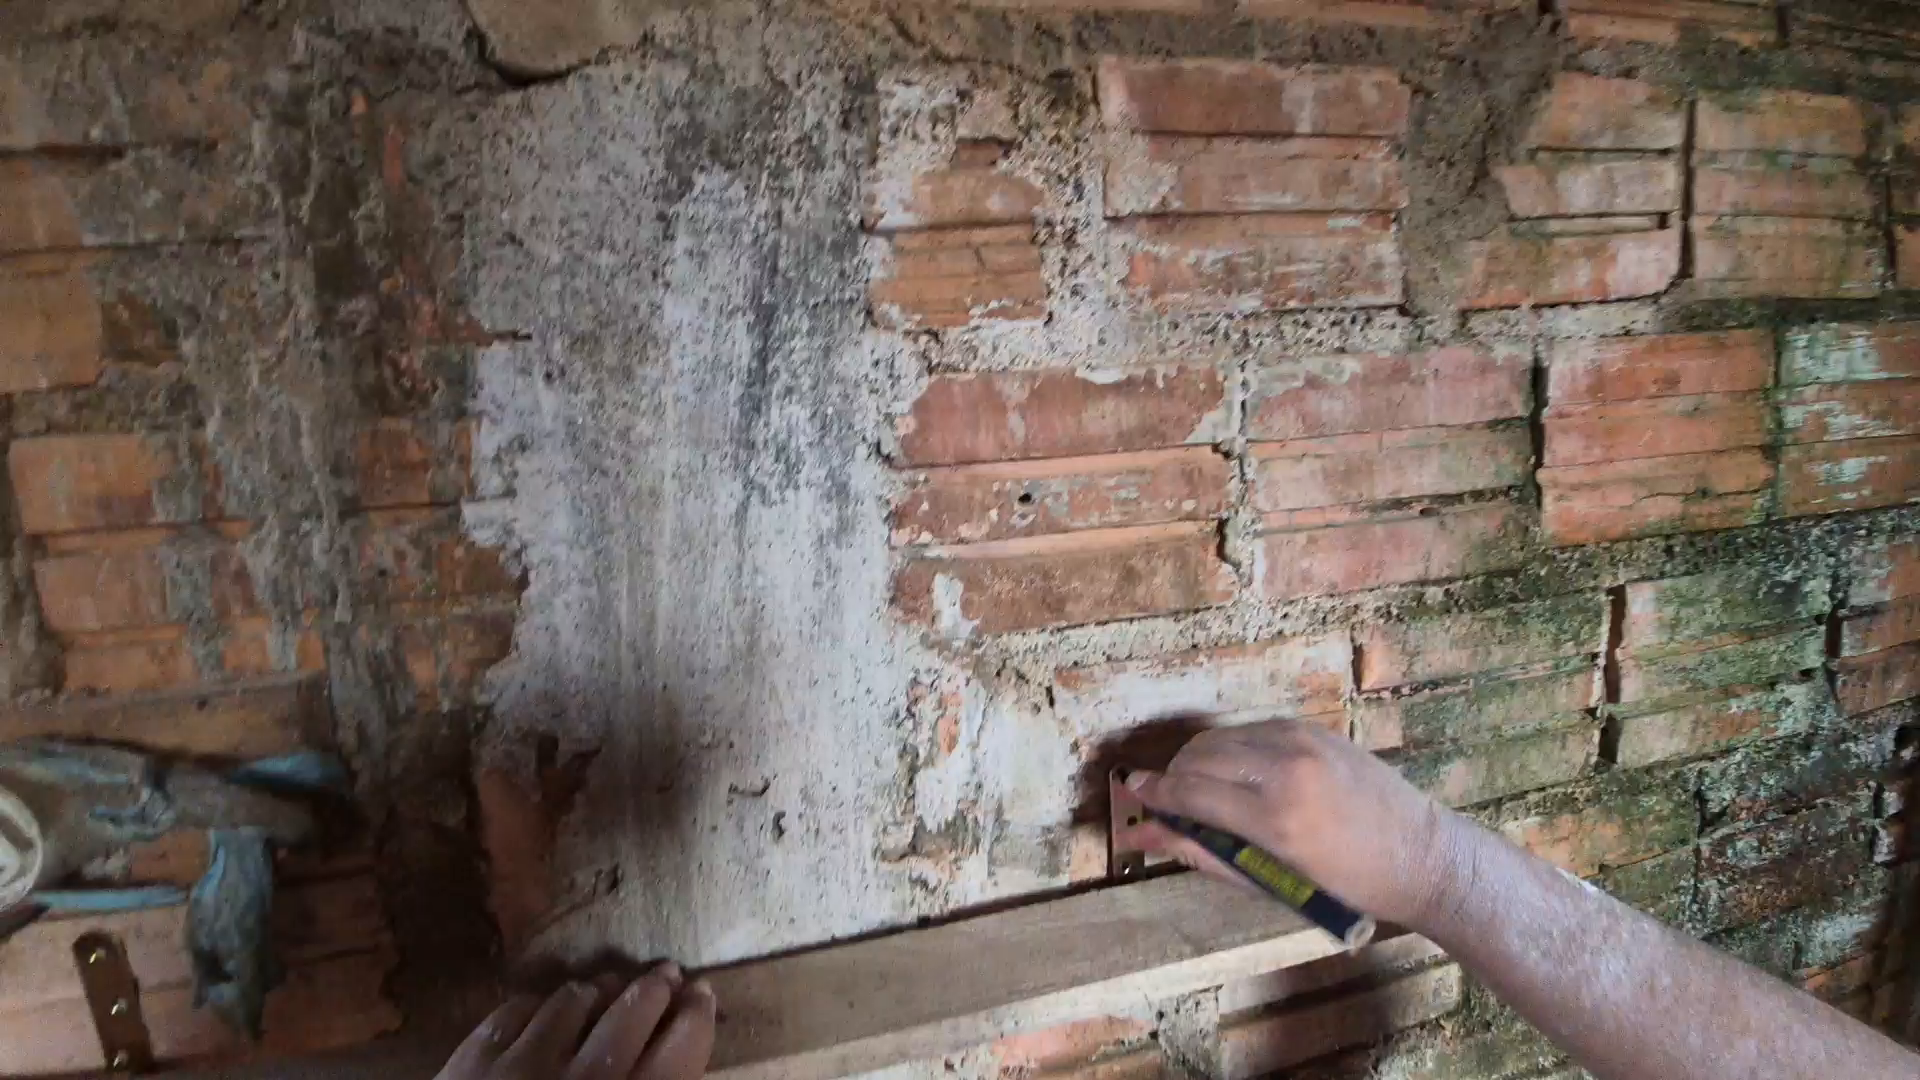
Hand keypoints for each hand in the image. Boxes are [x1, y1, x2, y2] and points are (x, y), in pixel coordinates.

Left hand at [434, 964, 716, 1079]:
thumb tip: (678, 1070)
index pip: (684, 1042)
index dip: (698, 1012)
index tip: (701, 996)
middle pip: (635, 1005)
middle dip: (656, 987)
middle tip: (665, 980)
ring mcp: (520, 1069)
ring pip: (575, 998)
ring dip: (599, 990)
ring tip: (606, 993)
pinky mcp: (467, 1068)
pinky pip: (516, 1010)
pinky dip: (538, 1006)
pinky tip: (545, 1016)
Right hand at [1114, 719, 1466, 929]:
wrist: (1427, 855)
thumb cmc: (1349, 887)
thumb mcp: (1274, 883)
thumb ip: (1204, 853)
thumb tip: (1145, 835)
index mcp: (1277, 818)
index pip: (1192, 794)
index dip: (1156, 794)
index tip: (1132, 794)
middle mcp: (1284, 767)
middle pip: (1198, 756)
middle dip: (1173, 776)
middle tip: (1169, 799)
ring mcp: (1298, 738)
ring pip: (1218, 737)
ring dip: (1198, 760)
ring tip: (1202, 788)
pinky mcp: (1308, 725)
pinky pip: (1247, 730)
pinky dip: (1230, 749)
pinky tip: (1239, 773)